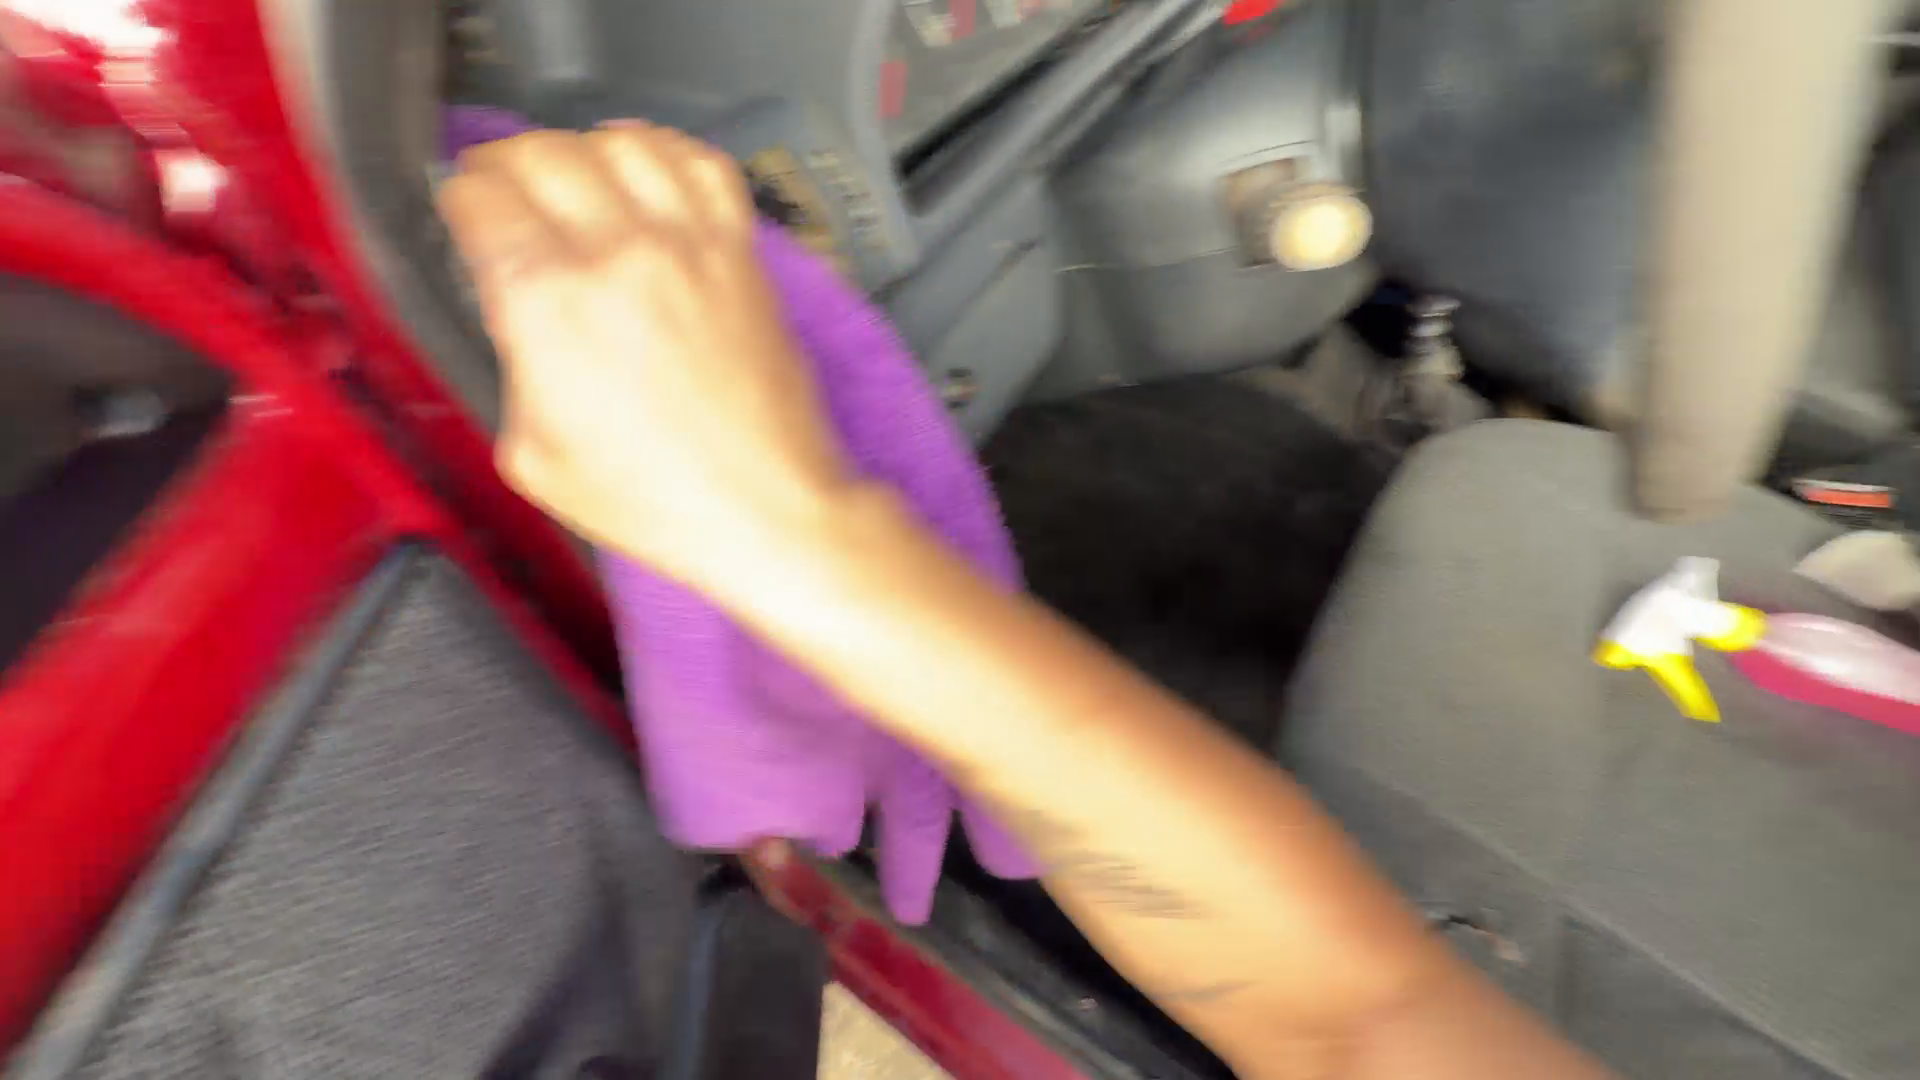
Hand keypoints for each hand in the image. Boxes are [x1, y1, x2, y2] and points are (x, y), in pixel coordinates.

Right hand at [436, 123, 855, 591]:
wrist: (767, 509)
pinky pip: (706, 167)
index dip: (464, 202)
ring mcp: (692, 250)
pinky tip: (653, 174)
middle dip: (508, 167)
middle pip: (543, 153)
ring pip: (622, 143)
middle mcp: (620, 257)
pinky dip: (670, 153)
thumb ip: (515, 368)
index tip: (469, 215)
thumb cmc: (665, 502)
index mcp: (548, 304)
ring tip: (576, 180)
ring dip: (584, 150)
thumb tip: (522, 321)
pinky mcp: (744, 261)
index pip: (481, 197)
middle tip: (508, 196)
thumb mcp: (536, 457)